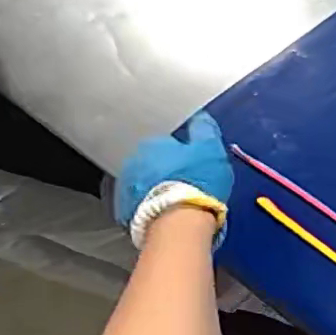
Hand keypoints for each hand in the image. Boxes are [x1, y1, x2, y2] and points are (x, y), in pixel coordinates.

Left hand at [113, 111, 234, 243]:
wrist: (179, 218)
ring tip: (180, 198)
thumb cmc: (199, 179)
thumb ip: (205, 131)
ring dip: (159, 185)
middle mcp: (133, 161)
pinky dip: (152, 202)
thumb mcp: (212, 150)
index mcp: (154, 145)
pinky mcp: (124, 207)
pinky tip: (168, 209)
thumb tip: (200, 117)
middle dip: (169, 169)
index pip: (170, 143)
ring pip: (146, 181)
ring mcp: (124, 185)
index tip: (199, 164)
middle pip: (155, 162)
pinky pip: (141, 200)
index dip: (187, 153)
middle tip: (191, 181)